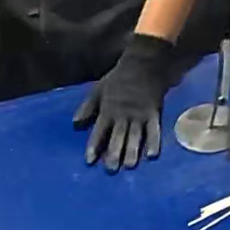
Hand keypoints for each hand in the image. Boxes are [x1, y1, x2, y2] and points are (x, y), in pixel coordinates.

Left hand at [73, 33, 197, 171]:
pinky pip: (154, 129)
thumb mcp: (99, 90)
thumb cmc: (119, 77)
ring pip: (135, 136)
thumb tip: (75, 124)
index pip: (99, 131)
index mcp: (108, 111)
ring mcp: (139, 114)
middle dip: (113, 153)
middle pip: (117, 137)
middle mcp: (123, 115)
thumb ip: (87, 108)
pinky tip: (152, 155)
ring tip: (129, 166)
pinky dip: (154, 141)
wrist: (145, 59)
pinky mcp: (154, 112)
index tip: (89, 161)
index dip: (94, 146)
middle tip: (110, 169)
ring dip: (132, 151)